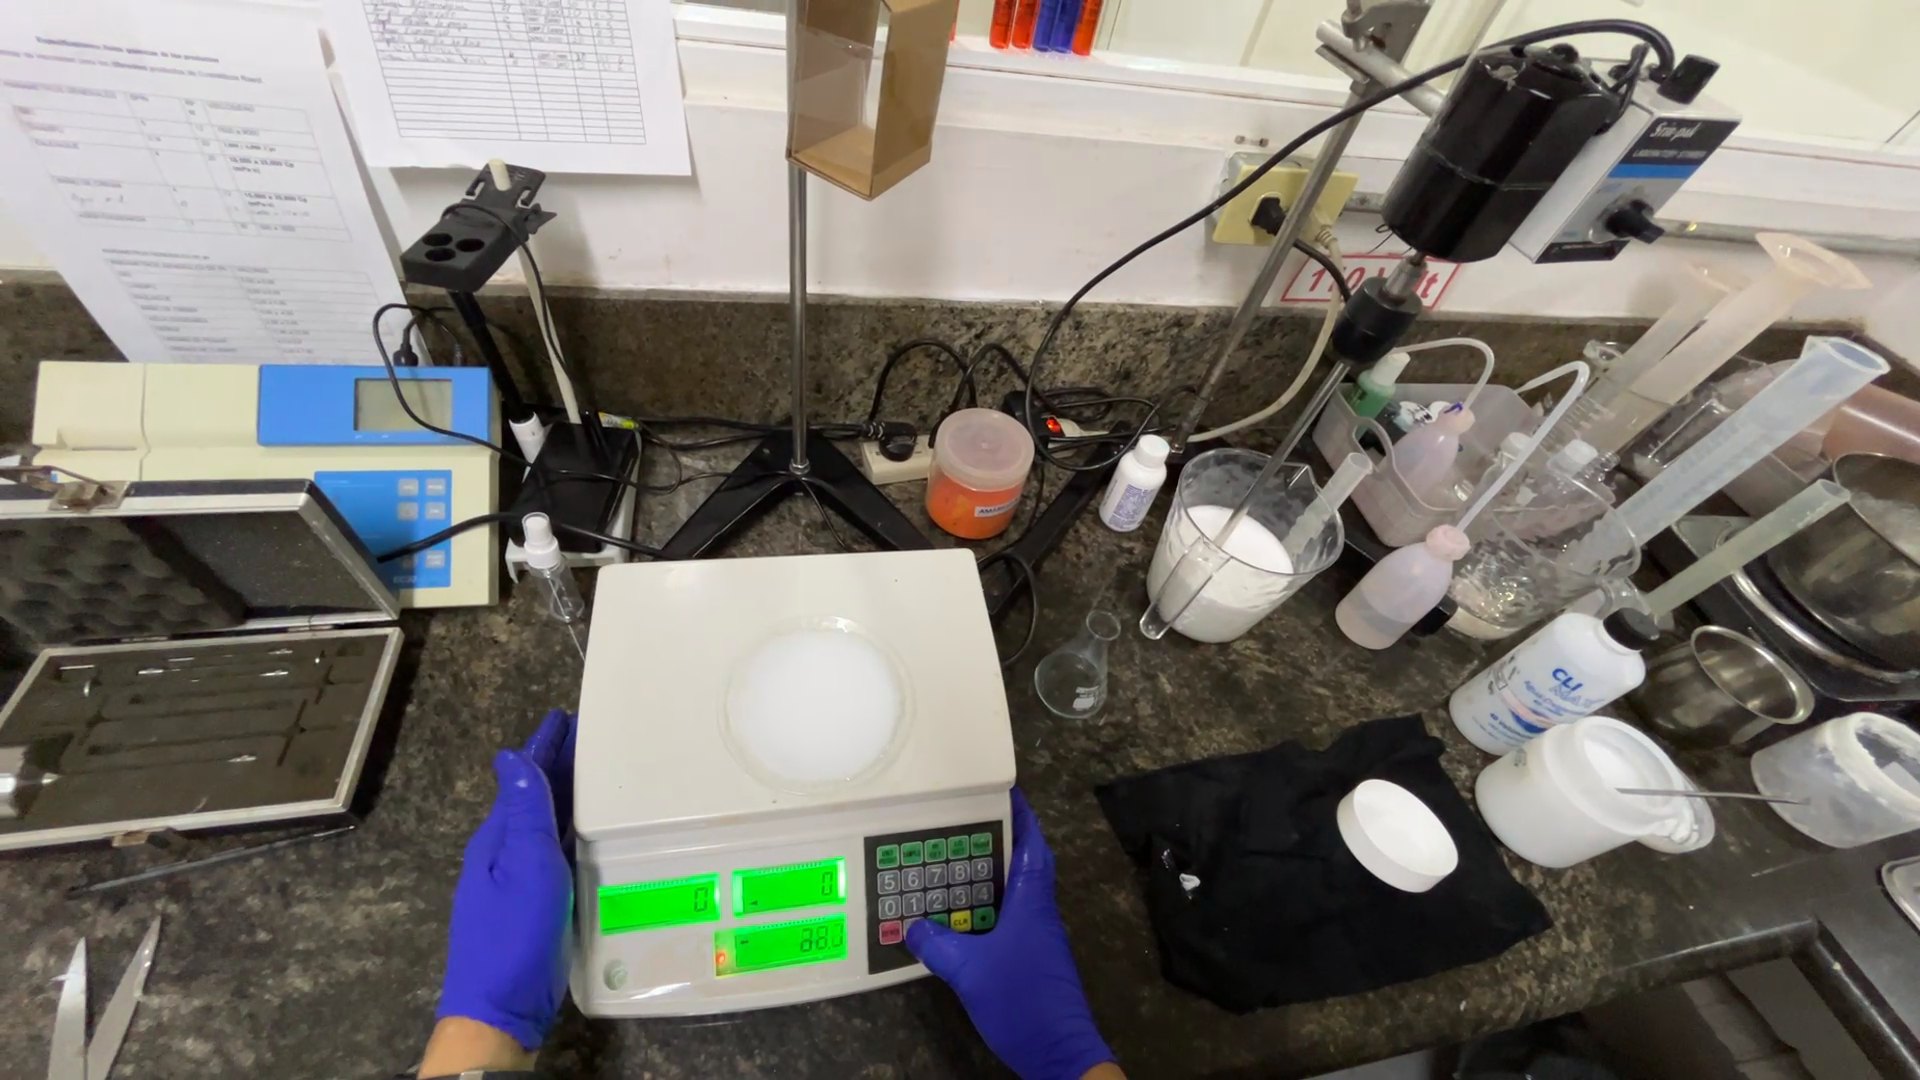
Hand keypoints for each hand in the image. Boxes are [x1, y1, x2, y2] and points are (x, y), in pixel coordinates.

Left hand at [435, 708, 576, 1051]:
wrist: (502, 1004)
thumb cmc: (514, 930)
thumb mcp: (525, 865)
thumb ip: (525, 812)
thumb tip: (511, 758)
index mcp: (500, 836)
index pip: (525, 777)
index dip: (543, 746)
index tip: (565, 716)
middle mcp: (509, 849)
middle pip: (538, 793)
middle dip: (560, 761)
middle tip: (593, 734)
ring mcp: (523, 874)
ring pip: (551, 817)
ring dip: (570, 790)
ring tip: (601, 768)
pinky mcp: (542, 895)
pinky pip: (561, 843)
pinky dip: (577, 822)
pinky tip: (596, 822)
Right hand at [906, 789, 1116, 1079]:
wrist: (1061, 1053)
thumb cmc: (1022, 999)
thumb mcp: (969, 971)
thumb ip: (938, 945)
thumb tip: (910, 925)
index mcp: (1032, 898)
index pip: (1032, 842)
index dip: (1022, 814)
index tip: (1004, 790)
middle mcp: (1039, 908)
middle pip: (1026, 859)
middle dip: (1003, 837)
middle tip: (969, 820)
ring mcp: (1039, 933)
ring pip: (1019, 887)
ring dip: (996, 870)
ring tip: (959, 859)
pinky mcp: (1035, 955)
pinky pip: (1012, 914)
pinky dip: (992, 903)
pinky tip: (966, 913)